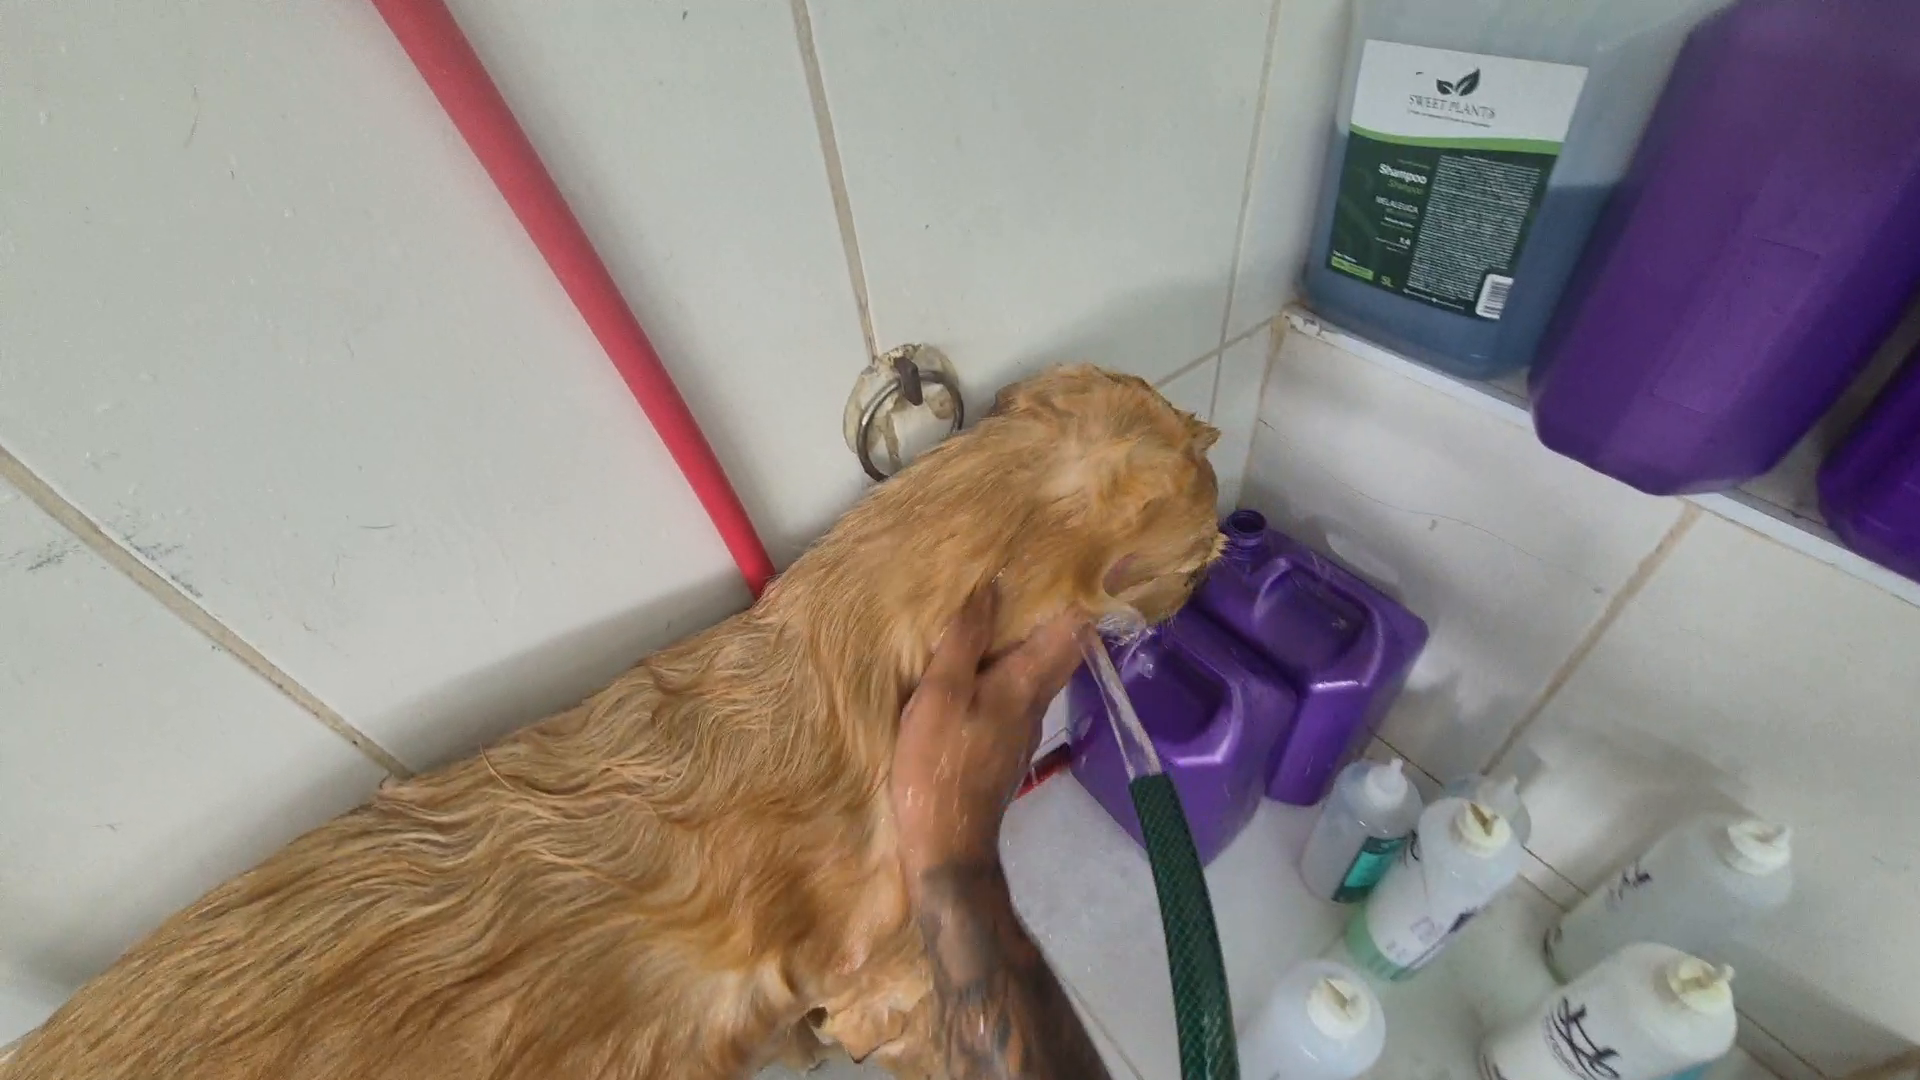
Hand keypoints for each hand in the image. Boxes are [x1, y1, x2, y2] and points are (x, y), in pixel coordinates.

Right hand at [891, 585, 1086, 883]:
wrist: (948, 843)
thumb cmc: (939, 762)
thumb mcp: (941, 693)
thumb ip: (966, 639)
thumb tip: (993, 585)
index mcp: (1026, 681)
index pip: (1073, 630)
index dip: (1083, 596)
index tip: (1088, 565)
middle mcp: (1037, 701)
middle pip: (1063, 649)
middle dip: (1061, 612)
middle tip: (1043, 578)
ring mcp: (1025, 728)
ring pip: (1042, 671)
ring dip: (1035, 639)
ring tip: (1011, 610)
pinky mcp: (1008, 746)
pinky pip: (1021, 692)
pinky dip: (1015, 667)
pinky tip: (987, 665)